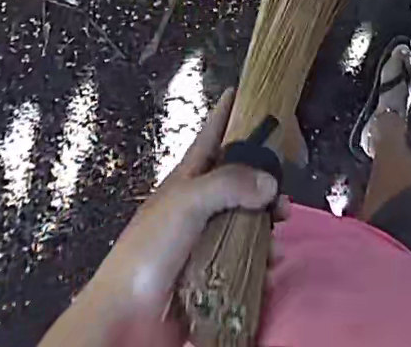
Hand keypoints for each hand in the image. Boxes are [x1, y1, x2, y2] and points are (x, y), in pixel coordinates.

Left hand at [41, 89, 283, 346]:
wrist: (127, 320)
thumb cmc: (149, 248)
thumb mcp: (188, 202)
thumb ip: (229, 183)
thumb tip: (270, 182)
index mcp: (189, 177)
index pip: (212, 133)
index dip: (227, 111)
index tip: (244, 90)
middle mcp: (201, 203)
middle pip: (241, 179)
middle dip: (266, 181)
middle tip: (284, 191)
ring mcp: (207, 237)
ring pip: (249, 219)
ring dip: (268, 224)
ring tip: (279, 233)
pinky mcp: (214, 271)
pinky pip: (247, 259)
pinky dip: (263, 261)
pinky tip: (270, 265)